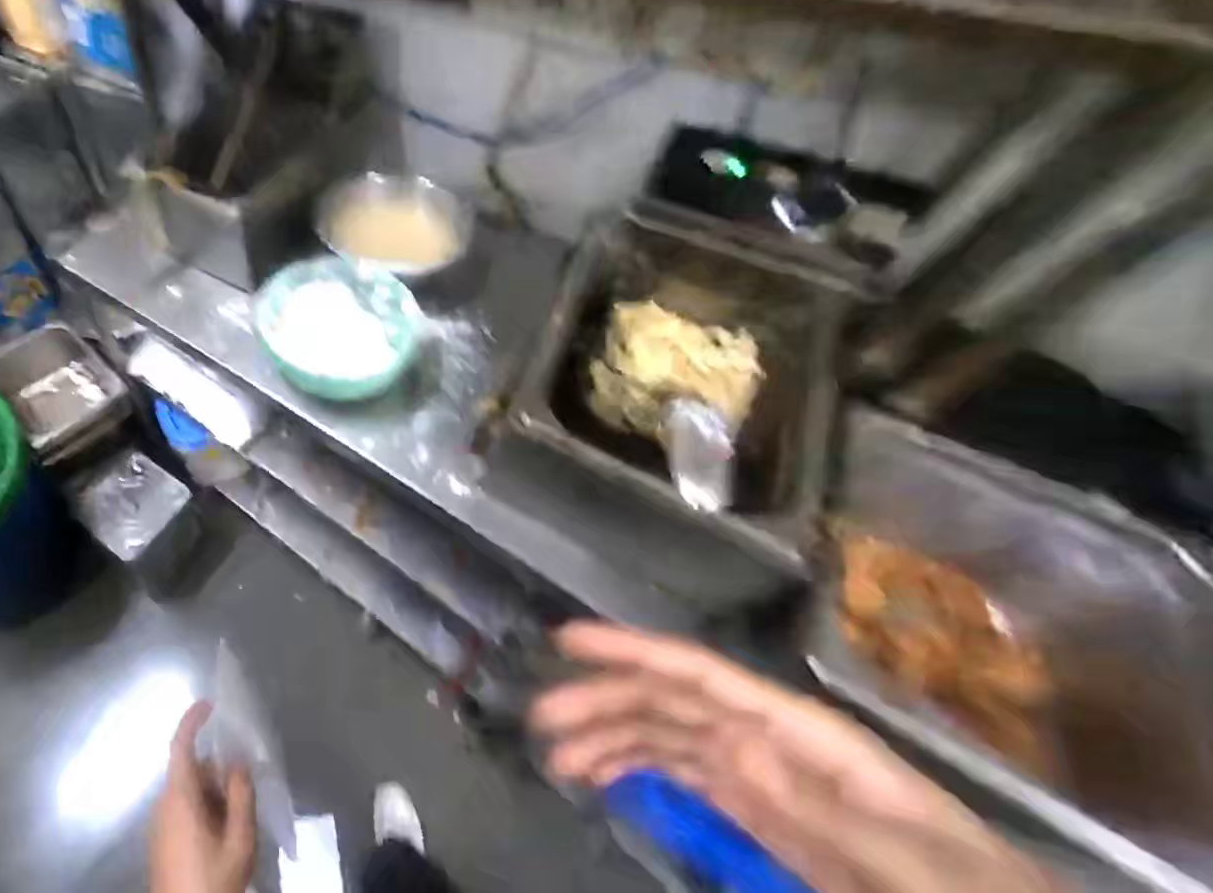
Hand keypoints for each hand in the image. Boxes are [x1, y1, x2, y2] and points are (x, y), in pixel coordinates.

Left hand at [151, 701, 256, 892]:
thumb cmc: (212, 880)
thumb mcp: (239, 840)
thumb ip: (241, 795)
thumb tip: (238, 763)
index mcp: (179, 796)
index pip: (180, 744)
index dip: (192, 720)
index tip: (209, 704)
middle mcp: (164, 804)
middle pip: (190, 769)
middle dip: (217, 768)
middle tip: (245, 781)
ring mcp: (160, 824)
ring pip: (188, 791)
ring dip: (213, 792)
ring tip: (240, 813)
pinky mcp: (162, 842)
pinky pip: (184, 809)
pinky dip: (205, 808)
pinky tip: (225, 831)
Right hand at [530, 624, 1060, 892]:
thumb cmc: (965, 887)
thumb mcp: (915, 865)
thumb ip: (827, 809)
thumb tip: (729, 744)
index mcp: (796, 729)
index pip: (696, 673)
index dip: (629, 648)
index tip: (567, 639)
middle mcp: (761, 733)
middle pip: (664, 702)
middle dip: (599, 703)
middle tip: (541, 719)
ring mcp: (754, 767)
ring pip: (659, 733)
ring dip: (605, 737)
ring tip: (558, 758)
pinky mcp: (750, 802)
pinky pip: (674, 770)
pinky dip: (631, 767)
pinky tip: (600, 776)